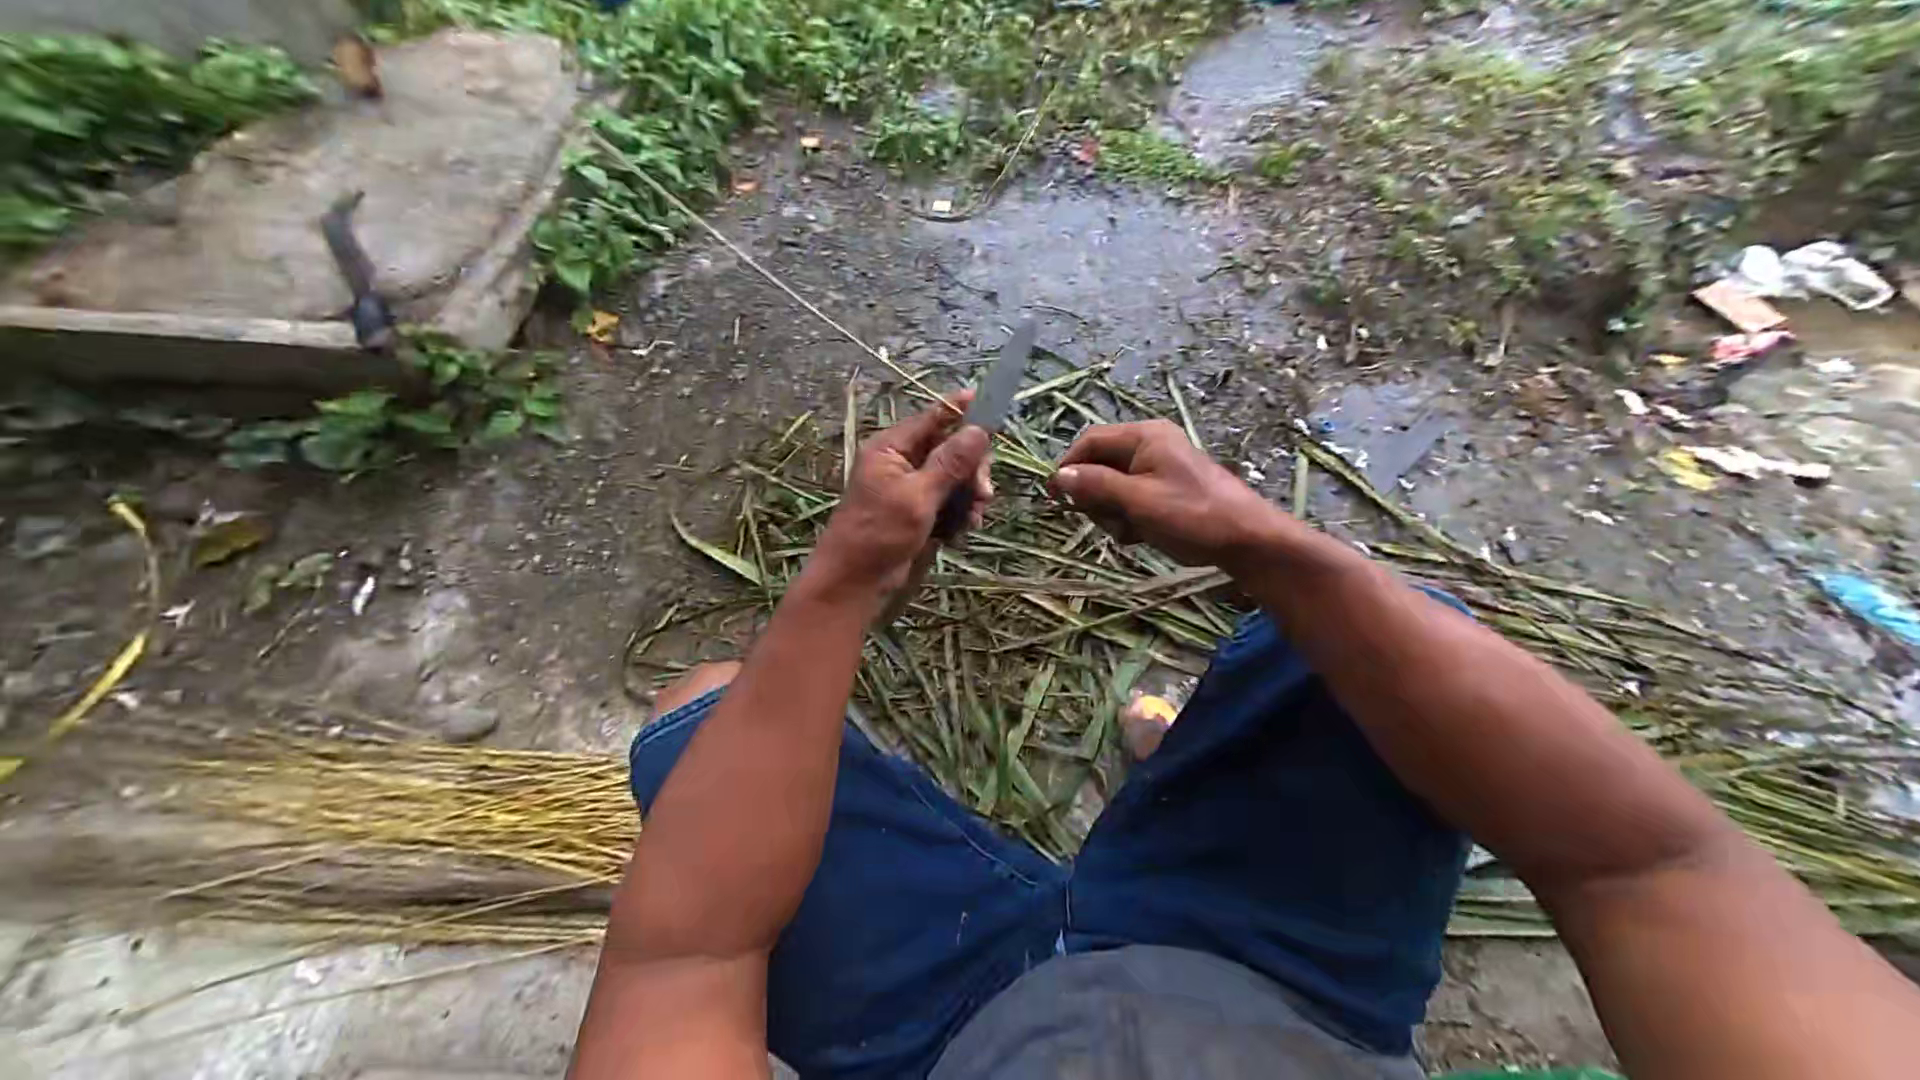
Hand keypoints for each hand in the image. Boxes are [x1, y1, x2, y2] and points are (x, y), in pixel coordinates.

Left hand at [813, 392, 992, 596]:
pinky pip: (948, 502)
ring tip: (973, 519)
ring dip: (968, 496)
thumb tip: (978, 429)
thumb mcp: (918, 496)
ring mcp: (909, 488)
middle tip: (983, 494)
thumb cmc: (879, 534)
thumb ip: (950, 463)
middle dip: (971, 470)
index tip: (991, 405)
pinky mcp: (917, 512)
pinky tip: (963, 531)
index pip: (931, 418)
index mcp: (891, 448)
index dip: (961, 411)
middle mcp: (900, 462)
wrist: (855, 582)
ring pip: (953, 478)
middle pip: (949, 449)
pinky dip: (959, 514)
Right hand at [1048, 419, 1294, 567]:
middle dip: (1096, 496)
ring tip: (1130, 531)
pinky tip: (1141, 534)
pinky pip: (1130, 499)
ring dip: (1112, 512)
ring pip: (1112, 487)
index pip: (1090, 442)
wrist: (1247, 540)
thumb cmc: (1192, 515)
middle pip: (1099, 465)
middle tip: (1108, 520)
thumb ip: (1096, 485)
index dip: (1068, 467)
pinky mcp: (1165, 489)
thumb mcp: (1138, 500)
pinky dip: (1129, 518)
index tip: (1053, 497)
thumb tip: (1058, 476)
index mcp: (1144, 437)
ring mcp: (1159, 468)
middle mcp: (1150, 446)